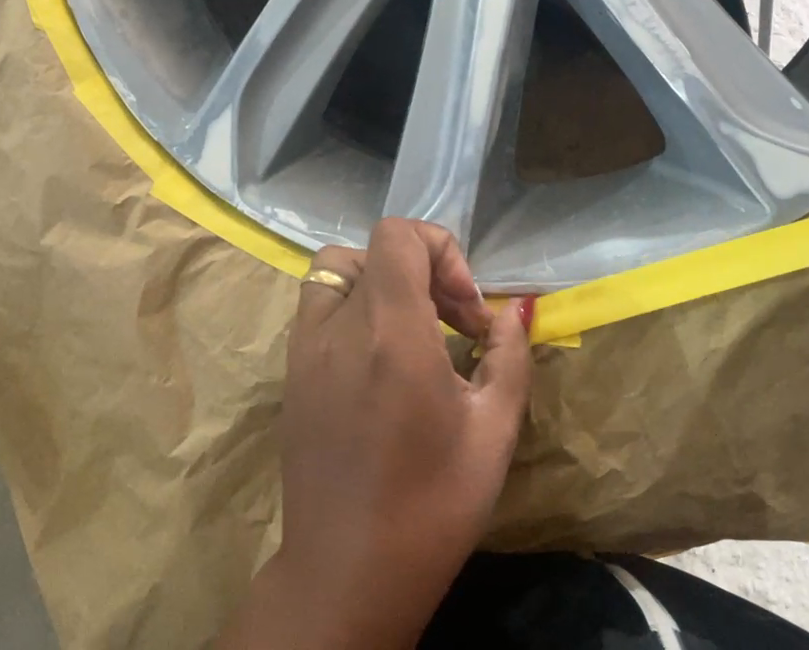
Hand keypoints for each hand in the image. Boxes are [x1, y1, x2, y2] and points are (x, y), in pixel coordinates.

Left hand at [217, 219, 533, 649]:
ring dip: (379, 282)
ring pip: (336, 271)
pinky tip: (379, 362)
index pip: (399, 236)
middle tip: (453, 326)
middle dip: (424, 272)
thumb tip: (517, 310)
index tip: (468, 311)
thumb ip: (509, 357)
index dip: (442, 252)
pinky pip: (317, 309)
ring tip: (411, 332)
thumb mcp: (494, 431)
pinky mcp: (290, 375)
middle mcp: (337, 328)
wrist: (348, 572)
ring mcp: (304, 350)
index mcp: (390, 334)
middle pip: (374, 250)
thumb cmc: (433, 506)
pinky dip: (351, 309)